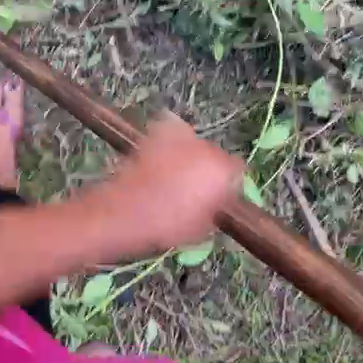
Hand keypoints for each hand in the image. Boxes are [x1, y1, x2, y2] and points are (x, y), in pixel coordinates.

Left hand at [85, 114, 245, 254]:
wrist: (125, 212)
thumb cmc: (167, 226)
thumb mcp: (203, 230)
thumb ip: (216, 211)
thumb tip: (216, 204)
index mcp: (224, 170)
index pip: (237, 172)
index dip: (227, 186)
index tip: (217, 198)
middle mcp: (207, 148)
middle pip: (214, 155)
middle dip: (207, 169)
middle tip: (194, 188)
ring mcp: (180, 137)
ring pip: (193, 145)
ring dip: (188, 156)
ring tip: (173, 176)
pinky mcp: (156, 133)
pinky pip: (169, 135)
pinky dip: (167, 145)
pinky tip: (159, 161)